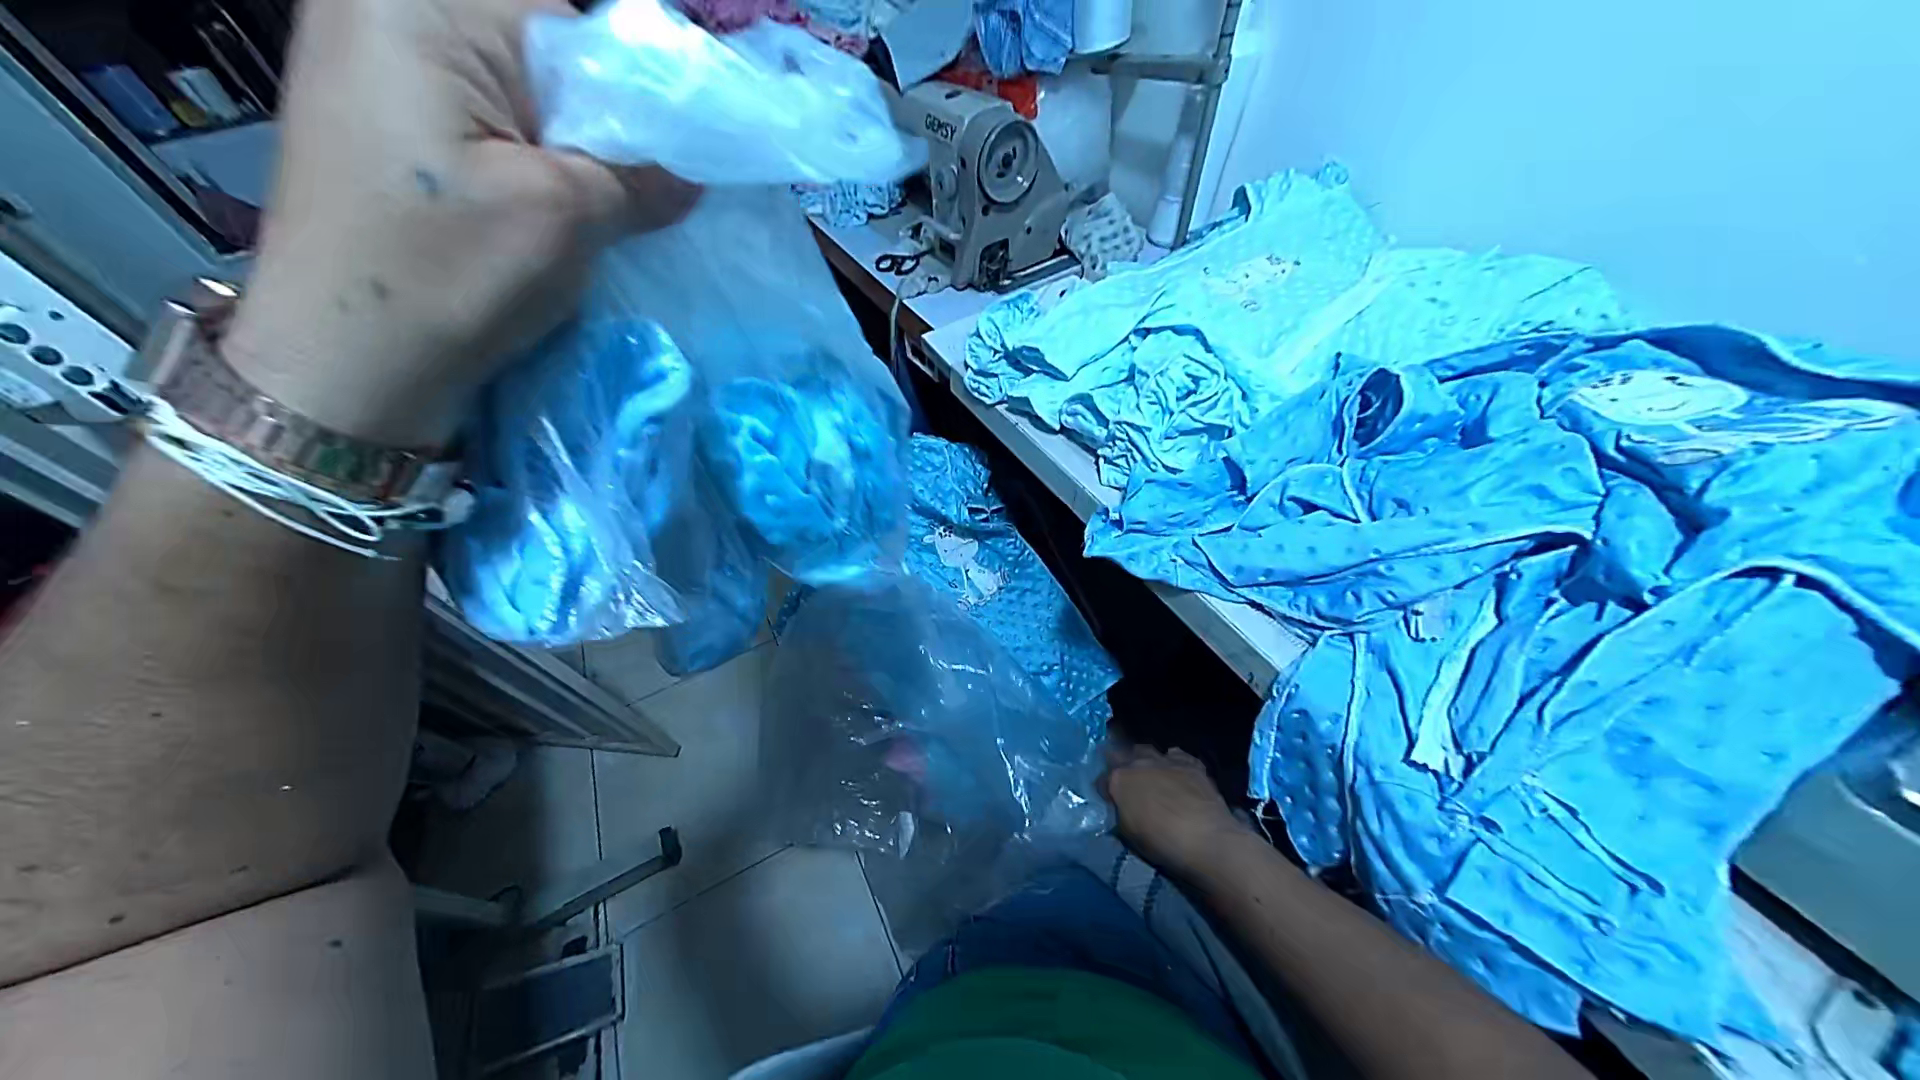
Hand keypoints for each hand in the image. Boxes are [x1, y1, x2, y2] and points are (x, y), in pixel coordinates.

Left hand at [223, 0, 698, 447]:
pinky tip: (542, 220)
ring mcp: (374, 74)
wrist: (345, 368)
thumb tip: (694, 169)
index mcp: (418, 11)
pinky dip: (532, 172)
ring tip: (585, 218)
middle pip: (546, 61)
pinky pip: (490, 133)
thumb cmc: (447, 277)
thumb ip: (642, 177)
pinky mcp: (384, 129)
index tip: (665, 169)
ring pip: (523, 104)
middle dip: (598, 131)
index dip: (634, 97)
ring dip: (569, 159)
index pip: (572, 27)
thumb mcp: (566, 217)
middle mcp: (383, 17)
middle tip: (626, 201)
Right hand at [1101, 745, 1253, 876]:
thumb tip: (1120, 809)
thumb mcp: (1129, 834)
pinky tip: (1176, 773)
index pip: (1102, 780)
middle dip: (1119, 765)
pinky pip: (1175, 755)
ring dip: (1144, 760)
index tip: (1109, 802)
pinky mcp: (1189, 763)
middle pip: (1120, 754)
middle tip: (1126, 782)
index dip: (1104, 791)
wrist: (1206, 838)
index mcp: (1118, 780)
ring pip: (1146, 749)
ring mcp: (1164, 760)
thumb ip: (1120, 814)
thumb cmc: (1161, 842)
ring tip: (1149, 774)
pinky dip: (1173, 763)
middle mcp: (1137, 763)